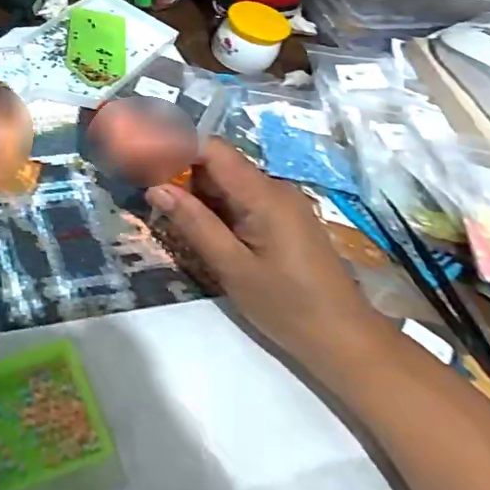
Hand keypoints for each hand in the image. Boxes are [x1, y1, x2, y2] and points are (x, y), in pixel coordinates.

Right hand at [148, 139, 385, 372]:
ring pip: (226, 180)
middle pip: (217, 161)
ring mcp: (281, 204)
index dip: (174, 146)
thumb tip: (155, 188)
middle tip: (144, 185)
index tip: (141, 157)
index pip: (211, 149)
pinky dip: (212, 203)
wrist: (348, 343)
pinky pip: (240, 197)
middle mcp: (274, 189)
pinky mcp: (282, 219)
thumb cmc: (289, 308)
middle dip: (177, 168)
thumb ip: (194, 223)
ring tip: (162, 204)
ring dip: (194, 187)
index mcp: (264, 195)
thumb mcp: (233, 268)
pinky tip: (193, 221)